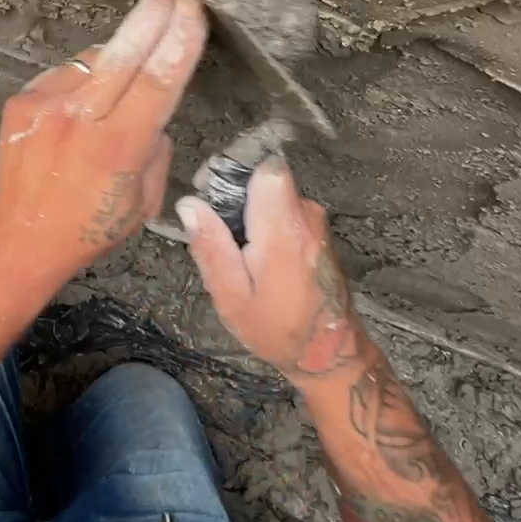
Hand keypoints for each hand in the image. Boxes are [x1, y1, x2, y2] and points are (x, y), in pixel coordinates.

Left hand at [0, 0, 207, 285]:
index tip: (193, 4)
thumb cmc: (89, 228)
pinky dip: (85, 79)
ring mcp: (45, 105)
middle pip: (124, 52)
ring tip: (120, 85)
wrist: (20, 238)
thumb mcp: (143, 201)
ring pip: (95, 58)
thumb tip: (154, 108)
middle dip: (151, 8)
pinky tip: (83, 106)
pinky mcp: (22, 100)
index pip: (157, 81)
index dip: (179, 38)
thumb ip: (155, 146)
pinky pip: (67, 73)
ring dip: (118, 55)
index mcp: (116, 149)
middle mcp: (78, 120)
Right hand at [178, 157, 371, 385]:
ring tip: (235, 250)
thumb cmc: (277, 329)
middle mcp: (306, 216)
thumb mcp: (233, 298)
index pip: (266, 168)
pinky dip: (265, 222)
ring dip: (249, 212)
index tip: (211, 195)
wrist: (331, 353)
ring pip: (272, 193)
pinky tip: (256, 255)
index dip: (233, 171)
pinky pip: (283, 208)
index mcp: (284, 230)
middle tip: (216, 231)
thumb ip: (212, 248)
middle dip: (235, 196)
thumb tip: (189, 203)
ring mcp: (316, 221)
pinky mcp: (318, 229)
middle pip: (264, 178)